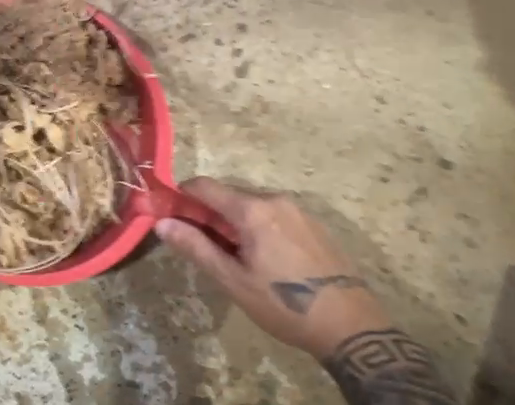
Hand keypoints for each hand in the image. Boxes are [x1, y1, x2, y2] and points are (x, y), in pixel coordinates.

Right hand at [155, 178, 390, 358]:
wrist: (354, 329)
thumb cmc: (286, 305)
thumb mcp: (233, 281)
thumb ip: (195, 246)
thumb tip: (161, 223)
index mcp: (251, 209)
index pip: (203, 186)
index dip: (182, 197)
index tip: (173, 218)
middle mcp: (275, 199)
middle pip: (229, 197)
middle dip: (211, 216)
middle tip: (209, 248)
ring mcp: (299, 211)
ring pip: (253, 207)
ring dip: (238, 224)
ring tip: (242, 259)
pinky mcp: (316, 225)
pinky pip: (276, 216)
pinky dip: (262, 229)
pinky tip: (271, 262)